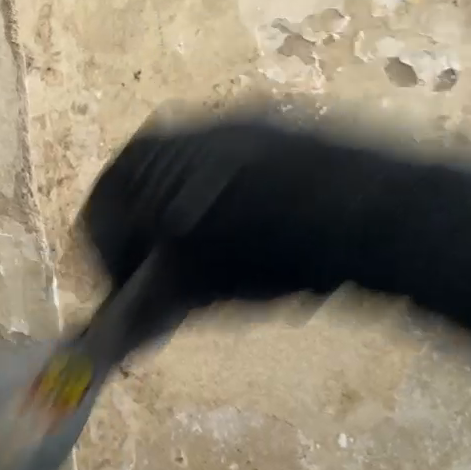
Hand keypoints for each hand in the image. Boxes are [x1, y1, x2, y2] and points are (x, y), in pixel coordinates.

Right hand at [79, 110, 470, 353]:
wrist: (372, 211)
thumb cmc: (257, 251)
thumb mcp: (189, 290)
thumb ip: (138, 313)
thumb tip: (106, 346)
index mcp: (136, 162)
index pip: (98, 223)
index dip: (110, 269)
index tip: (133, 300)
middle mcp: (173, 133)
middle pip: (141, 203)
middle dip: (152, 249)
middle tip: (178, 289)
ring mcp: (229, 123)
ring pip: (187, 191)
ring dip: (193, 232)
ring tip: (229, 269)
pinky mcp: (280, 127)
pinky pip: (234, 175)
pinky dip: (234, 208)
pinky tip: (268, 240)